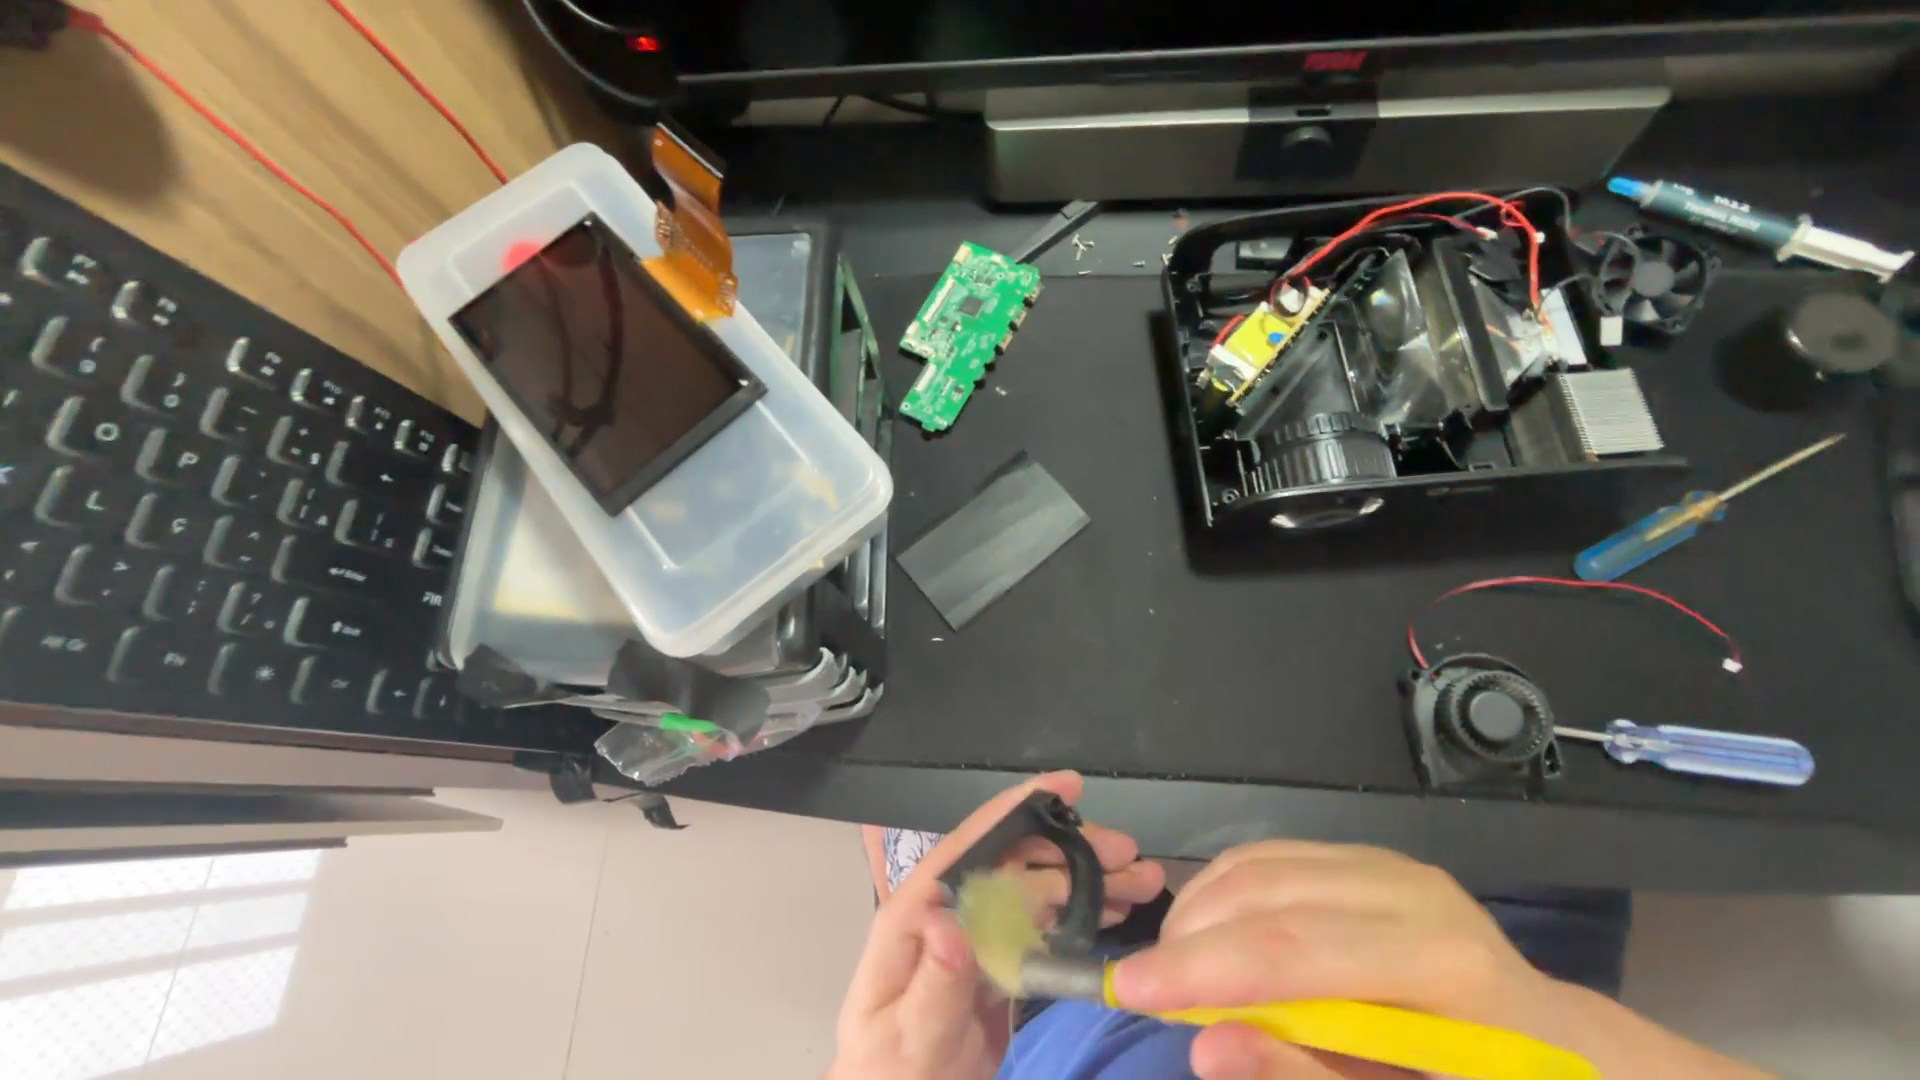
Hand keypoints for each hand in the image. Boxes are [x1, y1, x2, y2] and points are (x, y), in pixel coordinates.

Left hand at [827, 772, 1164, 1079]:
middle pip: (1013, 864)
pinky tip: (1112, 913)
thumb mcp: (905, 1035)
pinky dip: (1078, 916)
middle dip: (1072, 851)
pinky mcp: (994, 967)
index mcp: (917, 913)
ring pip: (1034, 891)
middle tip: (1131, 855)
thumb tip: (953, 922)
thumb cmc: (886, 1071)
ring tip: (1141, 881)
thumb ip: (932, 984)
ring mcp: (974, 939)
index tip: (1067, 785)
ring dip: (1086, 881)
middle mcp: (948, 912)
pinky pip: (1041, 928)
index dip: (1017, 810)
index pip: (969, 847)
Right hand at [1110, 842, 1770, 1079]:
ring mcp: (1388, 864)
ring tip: (1172, 967)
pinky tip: (1205, 930)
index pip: (1292, 955)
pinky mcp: (1366, 856)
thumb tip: (1205, 1047)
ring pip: (1255, 867)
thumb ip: (1303, 1076)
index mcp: (1441, 967)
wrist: (1562, 1052)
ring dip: (1196, 912)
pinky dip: (1218, 890)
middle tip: (1139, 989)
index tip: (1126, 990)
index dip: (1200, 972)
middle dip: (1185, 942)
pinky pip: (1267, 856)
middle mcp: (1412, 892)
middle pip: (1264, 900)